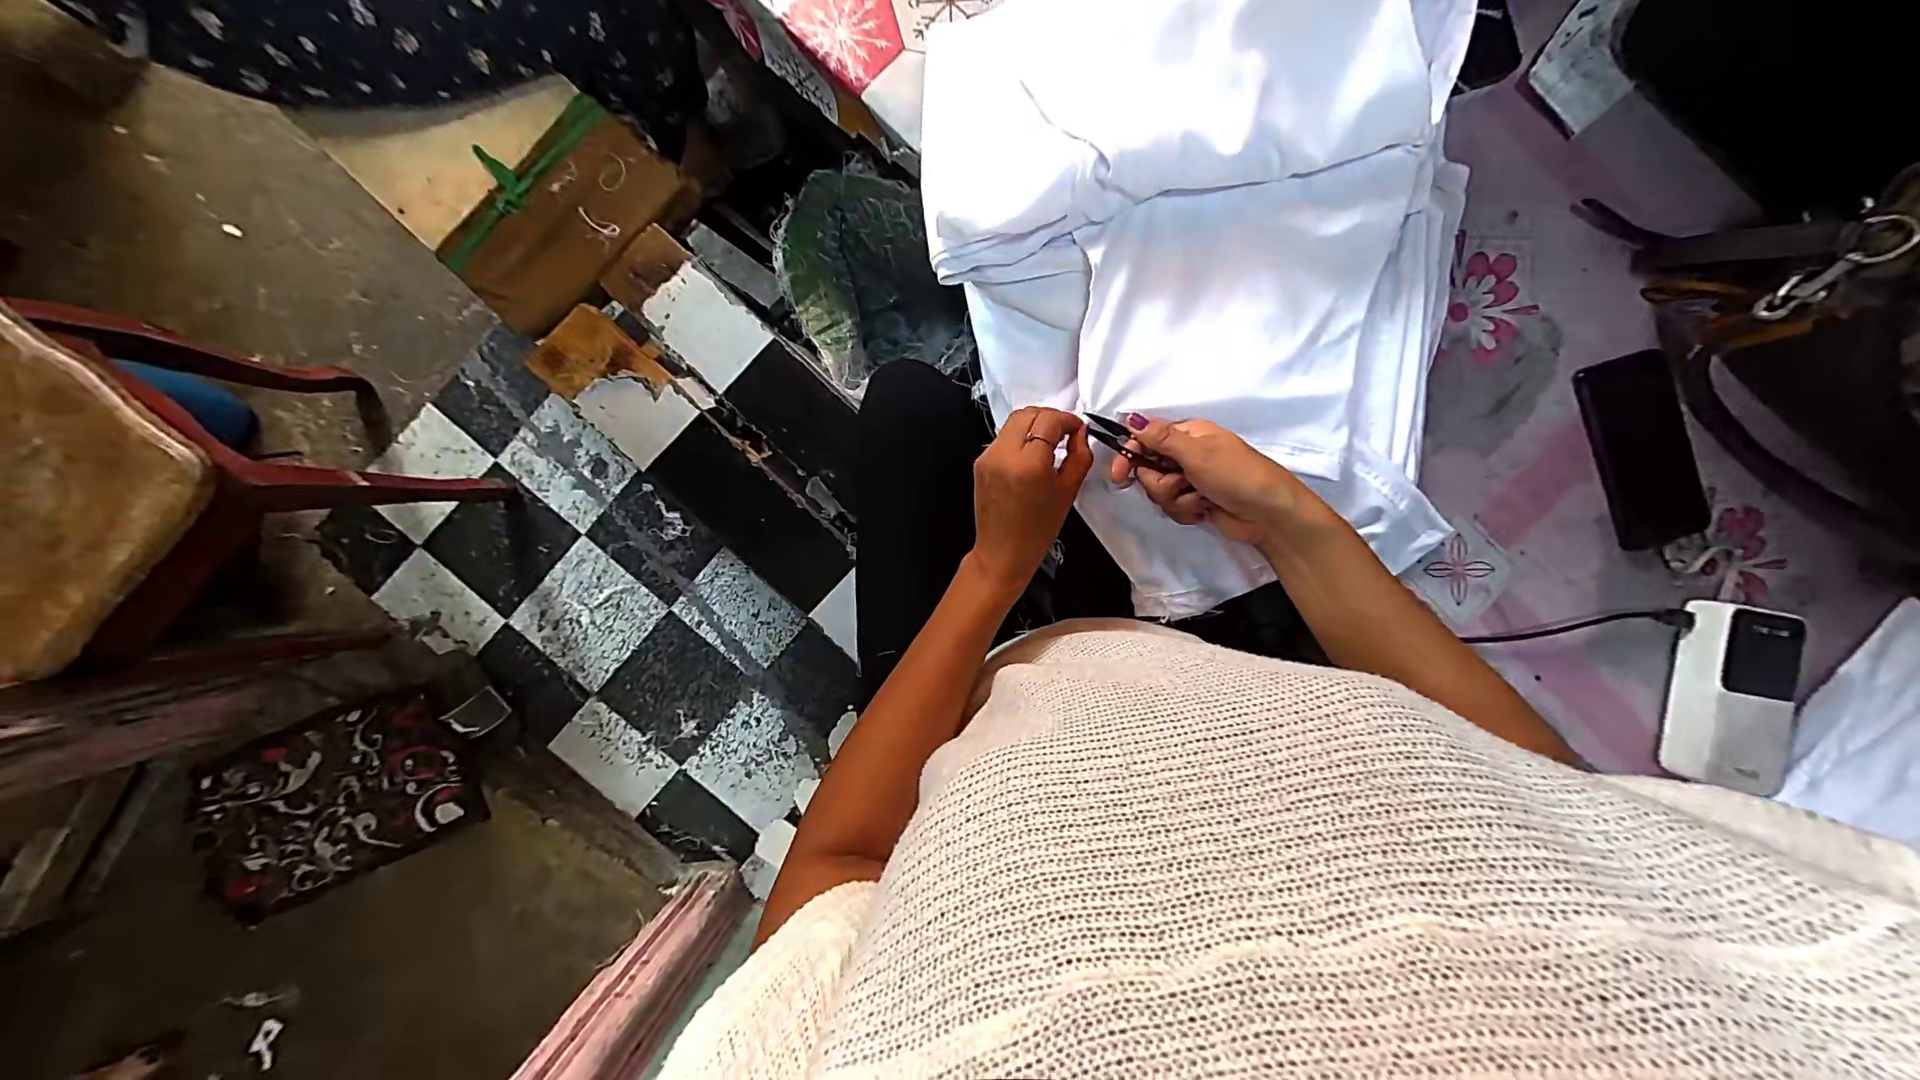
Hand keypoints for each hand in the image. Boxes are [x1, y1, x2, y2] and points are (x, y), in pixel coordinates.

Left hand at [969, 407, 1093, 592]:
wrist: (1003, 551)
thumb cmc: (1037, 529)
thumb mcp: (1068, 491)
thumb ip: (1079, 456)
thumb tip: (1080, 433)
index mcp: (1029, 464)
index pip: (1049, 421)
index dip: (1067, 420)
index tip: (1077, 429)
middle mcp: (1004, 455)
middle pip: (1028, 413)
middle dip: (1050, 417)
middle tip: (1065, 432)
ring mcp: (988, 457)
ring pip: (1013, 422)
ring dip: (1034, 424)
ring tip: (1050, 442)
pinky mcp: (980, 462)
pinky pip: (1003, 438)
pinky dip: (1020, 437)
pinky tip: (1032, 454)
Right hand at [1108, 413, 1337, 547]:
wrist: (1269, 514)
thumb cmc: (1237, 475)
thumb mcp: (1197, 452)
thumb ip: (1161, 438)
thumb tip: (1131, 418)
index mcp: (1188, 434)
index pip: (1145, 439)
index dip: (1129, 456)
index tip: (1119, 474)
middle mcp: (1186, 455)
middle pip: (1148, 469)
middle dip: (1161, 483)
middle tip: (1182, 483)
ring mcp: (1190, 479)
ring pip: (1158, 492)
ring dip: (1177, 499)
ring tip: (1201, 498)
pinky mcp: (1195, 501)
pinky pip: (1172, 507)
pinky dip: (1186, 511)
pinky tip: (1205, 509)